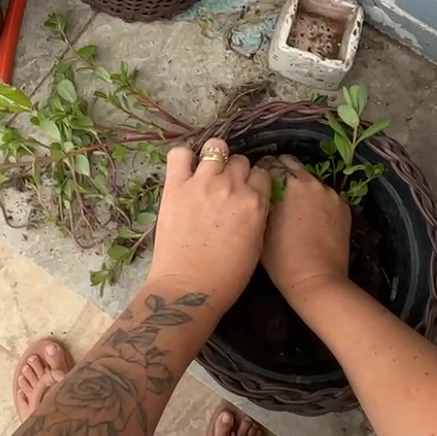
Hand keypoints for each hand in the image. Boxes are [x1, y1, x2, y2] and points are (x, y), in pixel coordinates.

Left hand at [145, 139, 272, 304]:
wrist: (189, 288)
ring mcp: (202, 183)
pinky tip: (185, 170)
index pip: (260, 173)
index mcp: (255, 202)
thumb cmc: (227, 276)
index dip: (253, 181)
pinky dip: (184, 157)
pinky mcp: (176, 186)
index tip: (245, 190)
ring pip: (215, 147)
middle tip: (224, 187)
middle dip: (234, 171)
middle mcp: (231, 186)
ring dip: (214, 158)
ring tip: (206, 172)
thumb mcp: (257, 244)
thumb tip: (253, 198)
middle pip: (239, 161)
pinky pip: (180, 154)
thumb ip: (258, 214)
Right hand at [259, 156, 352, 305]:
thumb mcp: (261, 228)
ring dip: (300, 185)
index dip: (261, 171)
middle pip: (292, 163)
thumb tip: (261, 190)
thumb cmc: (282, 259)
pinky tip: (311, 217)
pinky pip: (325, 194)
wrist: (318, 280)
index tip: (258, 181)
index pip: (270, 163)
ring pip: (310, 179)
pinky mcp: (344, 206)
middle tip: (274, 188)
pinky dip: (316, 199)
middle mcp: (310, 182)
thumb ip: (261, 201)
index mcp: (287, 184)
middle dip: (281, 171)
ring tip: (293, 205)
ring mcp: (330, 193)